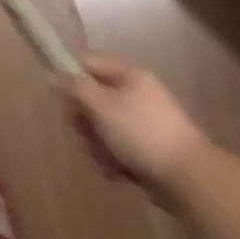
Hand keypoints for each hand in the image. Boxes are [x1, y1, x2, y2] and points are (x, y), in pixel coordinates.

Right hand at [64, 53, 207, 190]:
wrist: (185, 176)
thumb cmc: (140, 132)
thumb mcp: (102, 106)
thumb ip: (76, 88)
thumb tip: (54, 73)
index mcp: (129, 75)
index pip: (89, 63)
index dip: (71, 76)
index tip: (60, 98)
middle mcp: (135, 93)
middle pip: (91, 98)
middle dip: (85, 121)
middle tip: (86, 133)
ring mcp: (141, 121)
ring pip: (101, 127)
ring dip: (97, 145)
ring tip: (107, 158)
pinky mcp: (144, 147)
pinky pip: (115, 147)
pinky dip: (112, 159)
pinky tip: (118, 171)